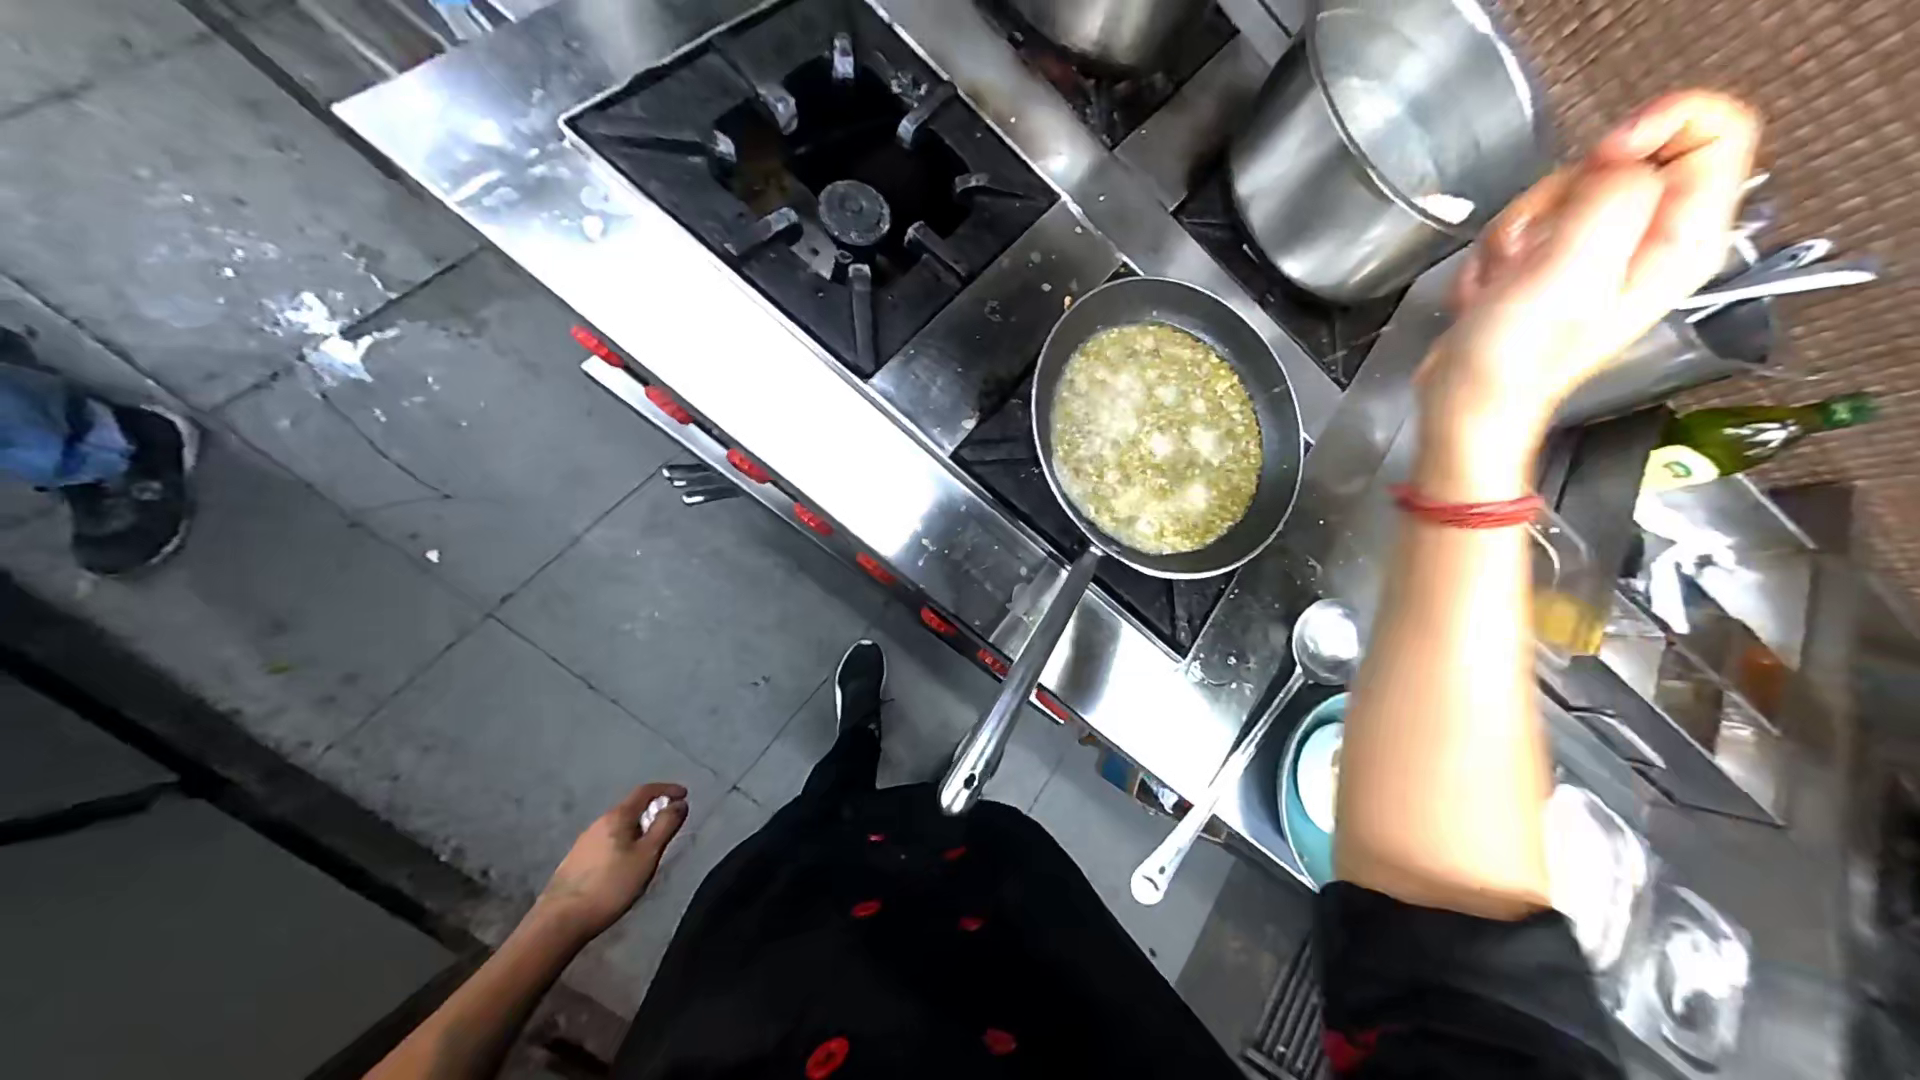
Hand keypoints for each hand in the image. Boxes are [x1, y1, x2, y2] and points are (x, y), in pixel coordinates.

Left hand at [530, 782, 688, 943]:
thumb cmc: (611, 885)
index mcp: (617, 817)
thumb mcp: (647, 855)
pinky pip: (608, 841)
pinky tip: (624, 864)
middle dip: (653, 811)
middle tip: (670, 826)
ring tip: (650, 848)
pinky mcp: (576, 860)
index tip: (685, 795)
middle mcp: (598, 823)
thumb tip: (680, 803)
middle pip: (631, 808)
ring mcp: (584, 842)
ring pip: (619, 826)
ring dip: (638, 828)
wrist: (559, 922)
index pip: (645, 791)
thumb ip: (666, 826)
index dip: (667, 789)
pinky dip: (624, 841)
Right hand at [1419, 91, 1761, 443]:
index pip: (1715, 130)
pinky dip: (1492, 257)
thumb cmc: (1516, 355)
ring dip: (1512, 235)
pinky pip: (1520, 228)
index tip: (1598, 157)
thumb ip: (1612, 197)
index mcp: (1681, 238)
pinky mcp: (1546, 266)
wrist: (1464, 401)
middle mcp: (1646, 240)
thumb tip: (1614, 161)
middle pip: (1616, 162)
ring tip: (1503, 282)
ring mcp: (1592, 254)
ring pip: (1556, 194)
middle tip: (1532, 250)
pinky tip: (1489, 292)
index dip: (1657, 124)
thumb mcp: (1572, 271)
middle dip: (1554, 199)